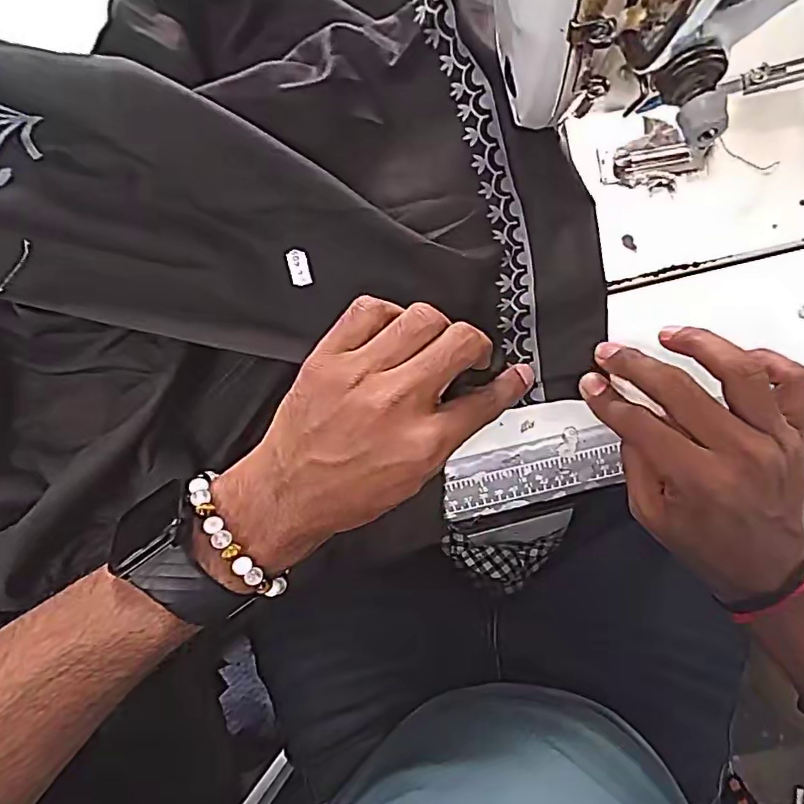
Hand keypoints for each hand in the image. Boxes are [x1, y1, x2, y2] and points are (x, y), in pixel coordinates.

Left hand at [205, 297, 532, 582]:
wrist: (288, 492)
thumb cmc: (346, 493)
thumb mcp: (415, 477)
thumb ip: (451, 435)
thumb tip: (476, 403)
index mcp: (423, 442)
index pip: (484, 399)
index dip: (508, 383)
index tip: (514, 373)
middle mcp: (395, 402)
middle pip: (460, 343)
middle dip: (478, 345)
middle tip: (471, 354)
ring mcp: (360, 374)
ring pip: (422, 317)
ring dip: (438, 326)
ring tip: (431, 341)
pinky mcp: (328, 358)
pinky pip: (369, 310)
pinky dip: (390, 313)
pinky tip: (391, 330)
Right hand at [579, 328, 803, 602]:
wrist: (768, 567)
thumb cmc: (714, 546)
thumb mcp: (653, 515)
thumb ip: (636, 462)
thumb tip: (625, 418)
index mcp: (699, 480)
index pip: (642, 423)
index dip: (609, 399)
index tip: (595, 385)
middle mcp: (739, 453)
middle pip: (680, 389)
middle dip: (635, 366)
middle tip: (613, 356)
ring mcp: (772, 439)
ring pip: (739, 371)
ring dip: (700, 345)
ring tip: (671, 335)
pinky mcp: (795, 433)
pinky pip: (793, 381)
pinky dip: (769, 360)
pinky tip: (740, 355)